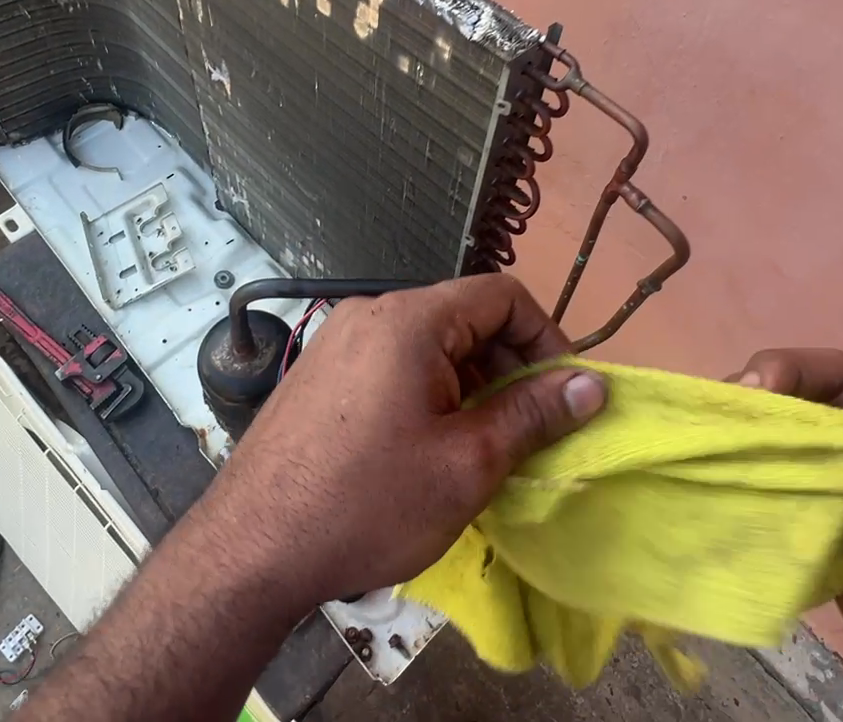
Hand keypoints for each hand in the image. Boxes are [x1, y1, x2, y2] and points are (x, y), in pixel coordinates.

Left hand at [190, 274, 606, 610]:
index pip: (502, 295)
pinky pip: (392, 364)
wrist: (251, 548)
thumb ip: (533, 413)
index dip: (546, 338)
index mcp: (409, 319)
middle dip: (507, 367)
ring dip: (469, 385)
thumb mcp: (467, 464)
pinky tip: (425, 448)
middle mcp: (370, 313)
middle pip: (464, 317)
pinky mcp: (320, 372)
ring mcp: (337, 340)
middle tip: (524, 432)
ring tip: (477, 448)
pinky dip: (427, 392)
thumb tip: (591, 384)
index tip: (564, 394)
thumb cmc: (369, 504)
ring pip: (429, 345)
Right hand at [733, 349, 842, 721]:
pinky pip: (792, 493)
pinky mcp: (838, 538)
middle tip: (739, 394)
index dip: (842, 412)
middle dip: (789, 381)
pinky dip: (755, 478)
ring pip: (809, 436)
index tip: (785, 420)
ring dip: (762, 423)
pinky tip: (721, 478)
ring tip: (713, 427)